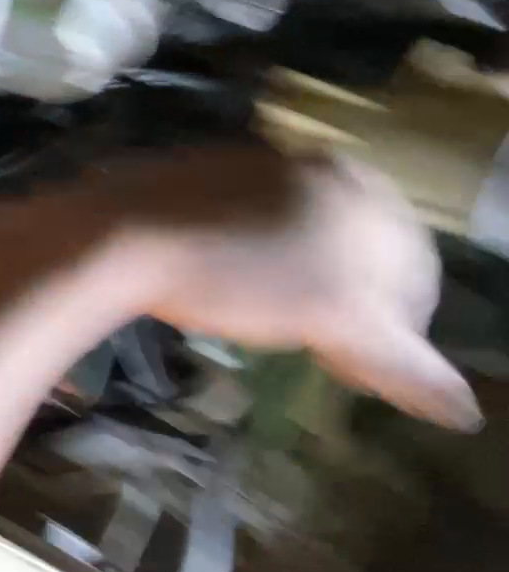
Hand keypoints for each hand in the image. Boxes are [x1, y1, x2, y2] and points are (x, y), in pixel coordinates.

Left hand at [61, 144, 480, 430]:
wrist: (110, 239)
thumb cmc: (233, 275)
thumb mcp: (333, 322)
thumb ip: (402, 363)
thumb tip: (460, 411)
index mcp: (349, 181)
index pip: (410, 262)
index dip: (395, 321)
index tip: (360, 360)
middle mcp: (292, 160)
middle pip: (344, 244)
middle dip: (337, 297)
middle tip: (309, 341)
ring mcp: (226, 162)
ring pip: (280, 232)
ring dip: (281, 277)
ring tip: (253, 315)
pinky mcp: (170, 175)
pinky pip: (219, 220)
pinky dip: (226, 254)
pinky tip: (203, 283)